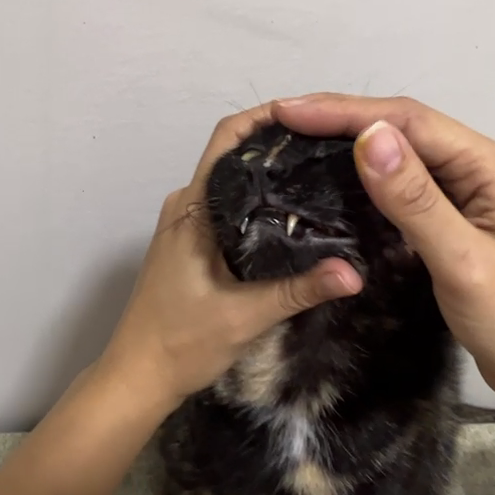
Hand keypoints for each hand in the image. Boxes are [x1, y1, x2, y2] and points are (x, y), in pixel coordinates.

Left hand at [97, 105, 362, 402]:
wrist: (138, 376)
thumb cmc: (181, 341)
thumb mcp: (246, 316)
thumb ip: (299, 291)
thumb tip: (356, 273)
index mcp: (193, 208)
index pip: (227, 138)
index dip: (265, 118)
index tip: (312, 119)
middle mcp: (186, 206)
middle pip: (234, 155)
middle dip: (278, 146)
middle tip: (332, 152)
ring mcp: (186, 225)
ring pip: (232, 182)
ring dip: (269, 176)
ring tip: (322, 179)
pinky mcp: (189, 244)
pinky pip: (228, 206)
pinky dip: (258, 202)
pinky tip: (293, 219)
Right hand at [273, 94, 494, 412]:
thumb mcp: (463, 260)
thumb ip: (415, 200)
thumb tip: (367, 136)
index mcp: (488, 166)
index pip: (409, 121)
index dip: (345, 112)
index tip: (287, 113)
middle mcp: (478, 170)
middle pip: (404, 129)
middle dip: (342, 119)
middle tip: (282, 123)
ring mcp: (467, 198)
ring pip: (402, 157)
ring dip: (352, 146)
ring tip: (297, 144)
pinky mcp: (453, 225)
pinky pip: (404, 190)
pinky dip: (367, 182)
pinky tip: (336, 187)